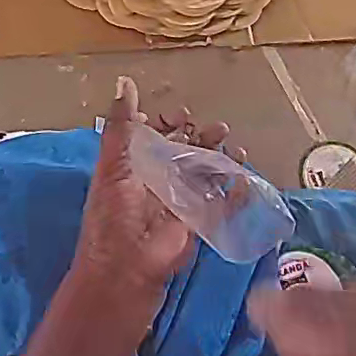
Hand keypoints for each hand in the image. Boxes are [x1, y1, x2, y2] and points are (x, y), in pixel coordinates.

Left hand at [74, 76, 242, 296]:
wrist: (125, 273)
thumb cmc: (113, 218)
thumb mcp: (113, 167)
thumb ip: (120, 127)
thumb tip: (124, 83)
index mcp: (137, 164)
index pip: (158, 134)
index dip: (170, 123)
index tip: (181, 115)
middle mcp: (160, 179)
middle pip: (187, 149)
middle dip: (203, 136)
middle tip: (218, 129)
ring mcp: (182, 200)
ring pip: (207, 170)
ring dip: (222, 157)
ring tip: (235, 151)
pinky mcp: (200, 220)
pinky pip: (222, 200)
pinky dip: (236, 188)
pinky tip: (243, 178)